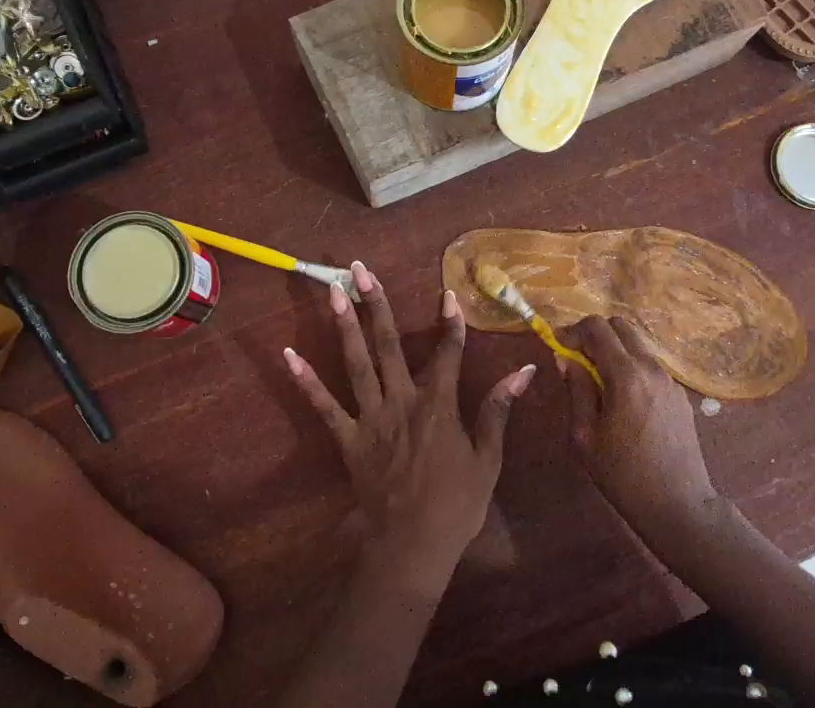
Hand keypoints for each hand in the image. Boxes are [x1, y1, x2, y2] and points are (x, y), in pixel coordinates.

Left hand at [285, 262, 535, 592]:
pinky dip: (306, 381)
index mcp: (439, 405)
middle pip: (389, 344)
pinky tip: (289, 354)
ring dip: (346, 326)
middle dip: (377, 304)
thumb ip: (499, 410)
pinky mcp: (348, 439)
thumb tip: (525, 371)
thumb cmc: (457, 504)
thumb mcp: (488, 459)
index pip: (448, 353)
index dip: (451, 322)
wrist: (413, 545)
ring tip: (334, 292)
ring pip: (356, 363)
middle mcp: (402, 401)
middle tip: (361, 269)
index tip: (448, 293)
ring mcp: (371, 418)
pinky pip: (324, 406)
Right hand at [564, 317, 722, 538]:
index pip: (598, 328)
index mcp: (626, 375)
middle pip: (621, 326)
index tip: (559, 347)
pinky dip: (631, 367)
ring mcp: (670, 380)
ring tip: (598, 382)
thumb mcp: (585, 436)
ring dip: (615, 351)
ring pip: (638, 345)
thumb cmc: (623, 474)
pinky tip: (623, 399)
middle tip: (578, 360)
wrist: (678, 505)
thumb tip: (565, 358)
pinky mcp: (680, 394)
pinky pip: (650, 366)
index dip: (573, 331)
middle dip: (595, 335)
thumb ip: (576, 390)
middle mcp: (652, 368)